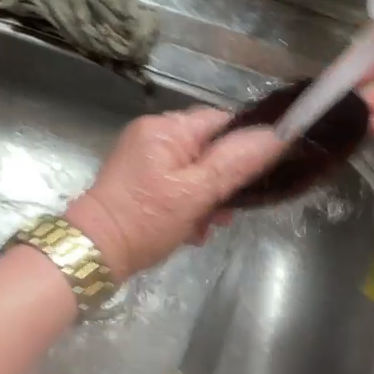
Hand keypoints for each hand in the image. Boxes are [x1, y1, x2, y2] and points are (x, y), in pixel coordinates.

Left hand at [65, 108, 285, 276]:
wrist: (94, 252)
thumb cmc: (145, 220)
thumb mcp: (196, 193)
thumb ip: (236, 162)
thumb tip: (278, 134)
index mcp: (166, 128)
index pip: (222, 120)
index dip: (246, 144)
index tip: (261, 174)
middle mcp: (153, 135)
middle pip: (209, 148)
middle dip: (224, 181)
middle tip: (227, 212)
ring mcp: (144, 158)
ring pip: (195, 171)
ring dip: (207, 199)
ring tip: (206, 227)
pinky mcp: (139, 181)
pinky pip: (177, 184)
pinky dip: (187, 206)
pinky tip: (190, 230)